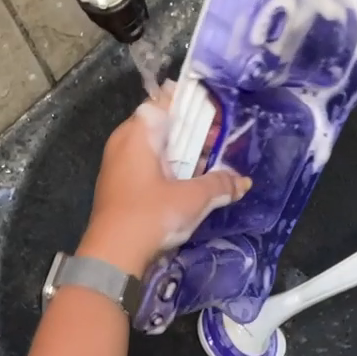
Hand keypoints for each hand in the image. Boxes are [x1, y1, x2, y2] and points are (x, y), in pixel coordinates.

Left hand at [76, 86, 249, 275]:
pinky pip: (146, 167)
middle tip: (218, 146)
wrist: (113, 255)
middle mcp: (124, 141)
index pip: (167, 99)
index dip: (194, 104)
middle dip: (191, 134)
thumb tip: (243, 182)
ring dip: (180, 156)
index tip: (216, 115)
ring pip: (154, 148)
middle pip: (162, 125)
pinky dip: (166, 171)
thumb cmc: (151, 216)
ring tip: (206, 169)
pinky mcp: (118, 186)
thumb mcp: (192, 199)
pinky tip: (184, 188)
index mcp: (139, 132)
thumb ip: (220, 185)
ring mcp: (117, 164)